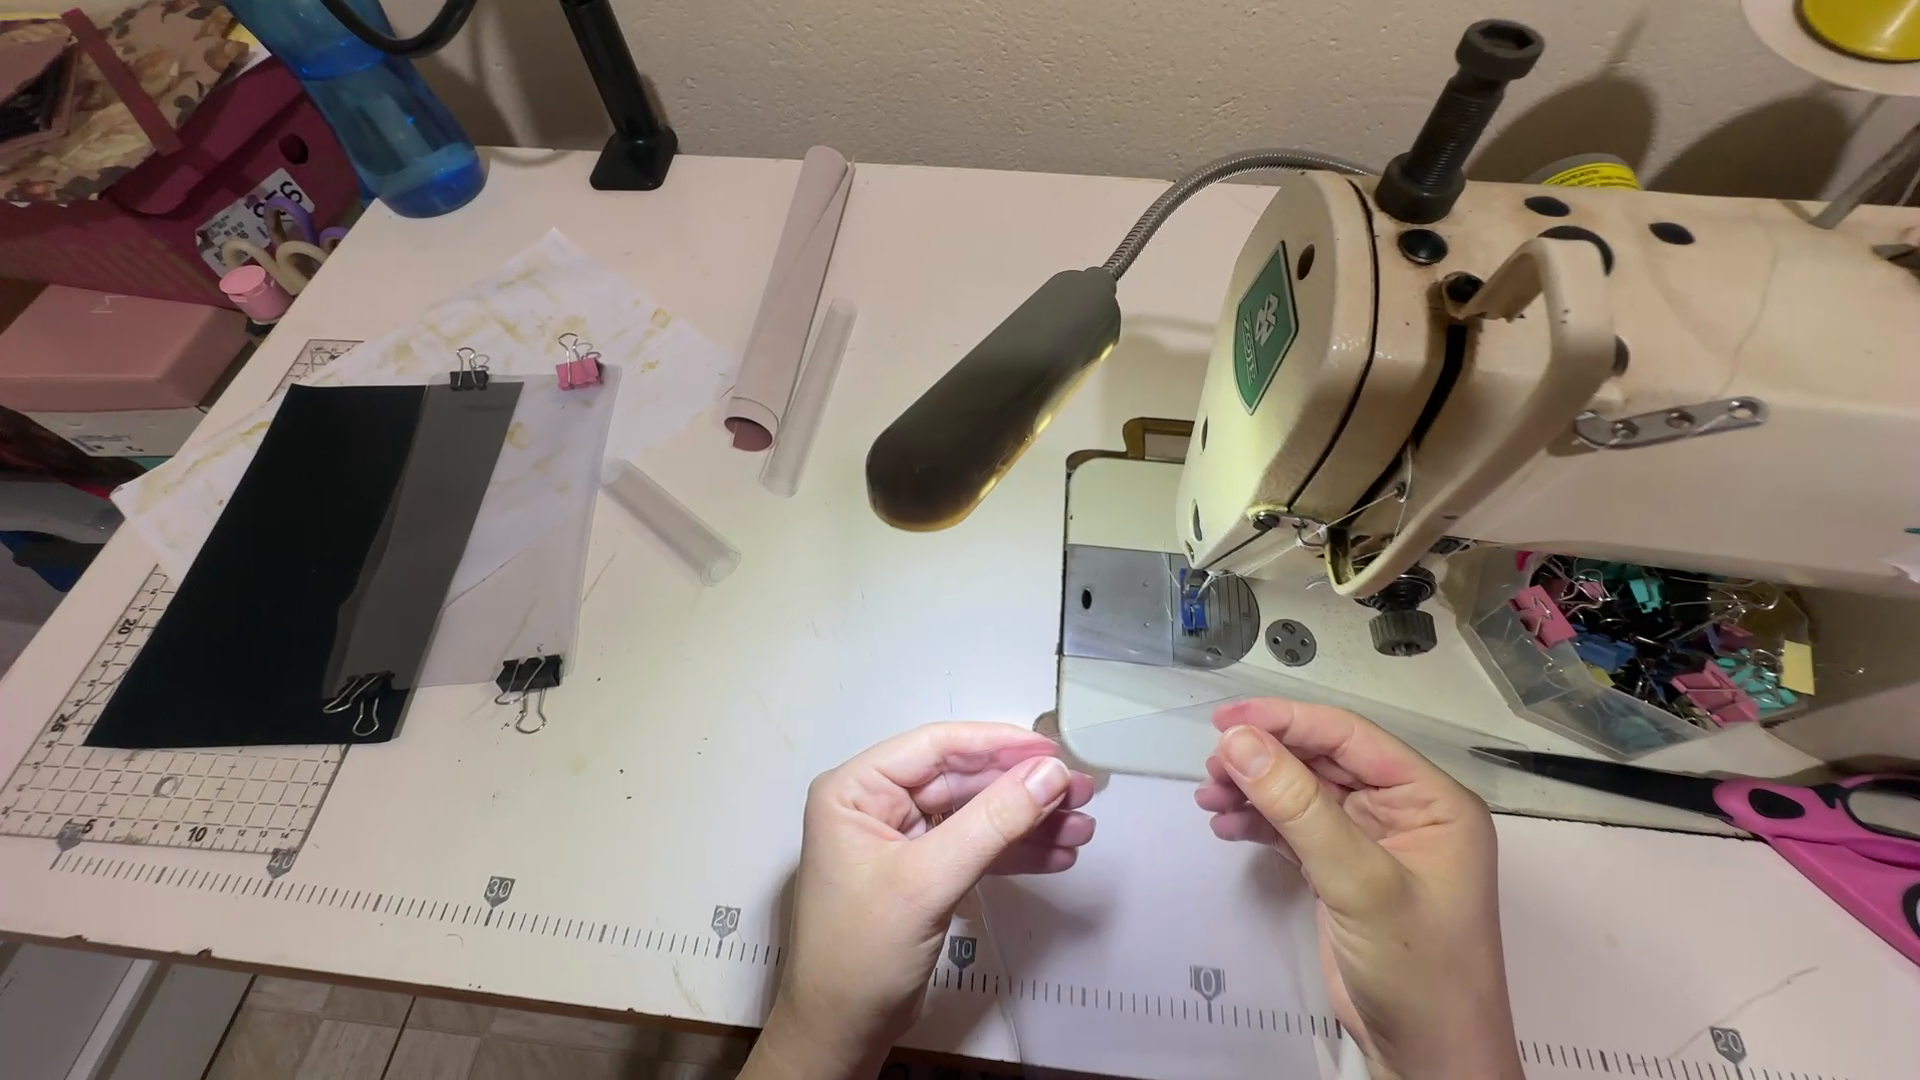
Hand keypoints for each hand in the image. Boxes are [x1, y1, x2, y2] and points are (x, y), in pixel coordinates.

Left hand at [749, 723, 1096, 1079]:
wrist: (841, 1035)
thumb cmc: (860, 955)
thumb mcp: (927, 881)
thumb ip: (992, 822)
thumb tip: (1049, 774)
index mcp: (857, 788)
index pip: (936, 746)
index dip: (997, 743)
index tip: (1051, 750)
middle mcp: (878, 802)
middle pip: (963, 779)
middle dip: (1023, 788)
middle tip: (1080, 789)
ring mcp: (903, 836)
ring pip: (977, 813)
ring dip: (1029, 821)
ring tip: (1082, 826)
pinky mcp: (924, 868)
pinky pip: (976, 846)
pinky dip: (1016, 851)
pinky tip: (1057, 853)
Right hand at [1194, 699, 1520, 1079]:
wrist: (1427, 1061)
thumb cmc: (1417, 970)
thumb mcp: (1359, 881)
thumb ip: (1298, 806)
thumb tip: (1237, 741)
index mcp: (1429, 798)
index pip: (1347, 736)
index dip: (1284, 719)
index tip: (1224, 720)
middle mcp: (1400, 809)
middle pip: (1317, 760)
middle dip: (1262, 760)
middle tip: (1211, 766)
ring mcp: (1369, 840)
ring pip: (1299, 791)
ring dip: (1252, 790)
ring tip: (1209, 797)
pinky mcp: (1340, 868)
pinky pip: (1291, 826)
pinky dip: (1256, 822)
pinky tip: (1226, 826)